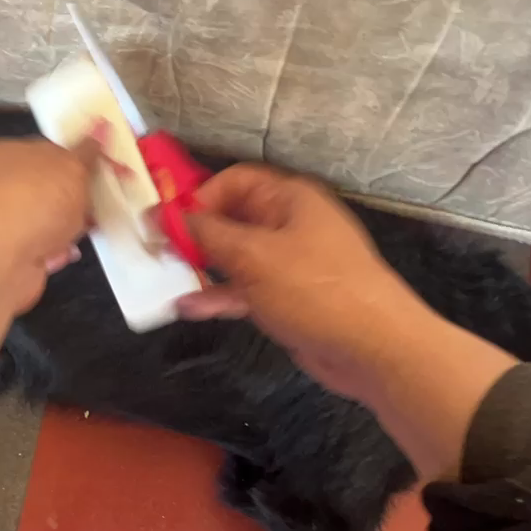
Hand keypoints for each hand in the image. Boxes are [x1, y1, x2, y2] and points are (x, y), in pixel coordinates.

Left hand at [0, 136, 99, 363]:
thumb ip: (86, 154)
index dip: (74, 160)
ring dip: (68, 228)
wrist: (2, 254)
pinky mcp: (8, 253)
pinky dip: (55, 251)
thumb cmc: (38, 198)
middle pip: (47, 188)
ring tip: (88, 231)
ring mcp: (3, 220)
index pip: (46, 150)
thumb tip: (96, 136)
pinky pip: (42, 248)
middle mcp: (2, 184)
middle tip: (99, 204)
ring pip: (47, 221)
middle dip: (74, 199)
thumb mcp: (73, 166)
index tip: (99, 172)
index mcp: (10, 152)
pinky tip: (66, 253)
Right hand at [176, 164, 426, 400]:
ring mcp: (289, 263)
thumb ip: (205, 233)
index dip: (199, 196)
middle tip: (157, 250)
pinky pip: (246, 288)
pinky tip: (189, 307)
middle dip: (195, 233)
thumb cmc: (314, 290)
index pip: (234, 181)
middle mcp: (289, 224)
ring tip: (166, 277)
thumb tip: (164, 213)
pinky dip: (221, 295)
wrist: (374, 349)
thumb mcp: (253, 256)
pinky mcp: (287, 298)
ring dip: (204, 266)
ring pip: (236, 256)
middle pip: (232, 217)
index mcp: (288, 198)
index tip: (166, 221)